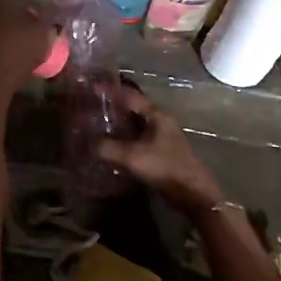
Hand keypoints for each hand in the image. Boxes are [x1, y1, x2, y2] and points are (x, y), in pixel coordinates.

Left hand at [0, 0, 57, 101]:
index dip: (40, 14)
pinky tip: (10, 61)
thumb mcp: (44, 36)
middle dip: (23, 25)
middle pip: (10, 14)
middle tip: (37, 39)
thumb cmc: (18, 50)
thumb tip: (53, 25)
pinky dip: (0, 49)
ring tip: (25, 52)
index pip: (27, 1)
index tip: (48, 27)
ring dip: (11, 37)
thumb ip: (51, 27)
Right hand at [98, 83, 223, 211]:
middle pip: (133, 108)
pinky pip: (138, 139)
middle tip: (92, 107)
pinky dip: (124, 139)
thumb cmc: (164, 167)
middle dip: (113, 107)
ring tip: (97, 125)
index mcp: (156, 115)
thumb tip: (88, 143)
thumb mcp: (132, 156)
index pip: (130, 95)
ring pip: (135, 125)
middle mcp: (160, 122)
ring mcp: (162, 137)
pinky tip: (111, 146)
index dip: (111, 90)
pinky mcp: (161, 152)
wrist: (192, 192)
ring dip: (118, 124)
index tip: (92, 87)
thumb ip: (107, 147)